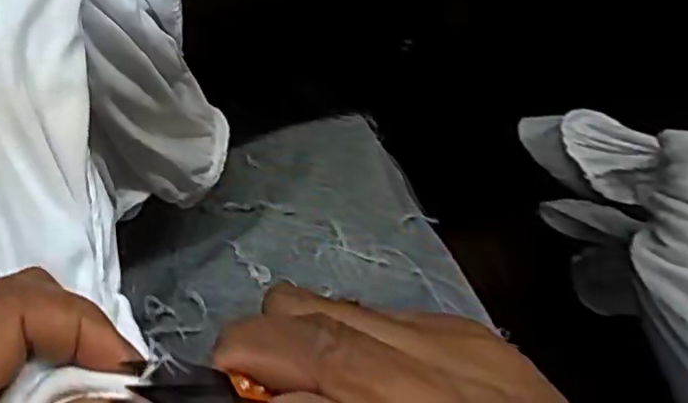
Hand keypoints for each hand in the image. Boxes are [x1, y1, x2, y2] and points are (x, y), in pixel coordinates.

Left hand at [0, 267, 141, 401]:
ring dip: (50, 343)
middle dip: (74, 334)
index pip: (19, 304)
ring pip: (2, 306)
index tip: (133, 370)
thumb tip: (122, 390)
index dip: (85, 326)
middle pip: (15, 295)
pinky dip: (19, 352)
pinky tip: (37, 390)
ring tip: (82, 388)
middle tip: (116, 383)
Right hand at [211, 283, 565, 402]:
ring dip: (295, 331)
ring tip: (294, 373)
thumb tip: (268, 398)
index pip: (315, 357)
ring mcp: (459, 338)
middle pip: (304, 313)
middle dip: (254, 340)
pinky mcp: (472, 330)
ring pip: (329, 296)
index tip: (215, 384)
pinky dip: (344, 333)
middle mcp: (442, 364)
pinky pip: (374, 308)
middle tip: (241, 381)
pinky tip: (358, 373)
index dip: (249, 366)